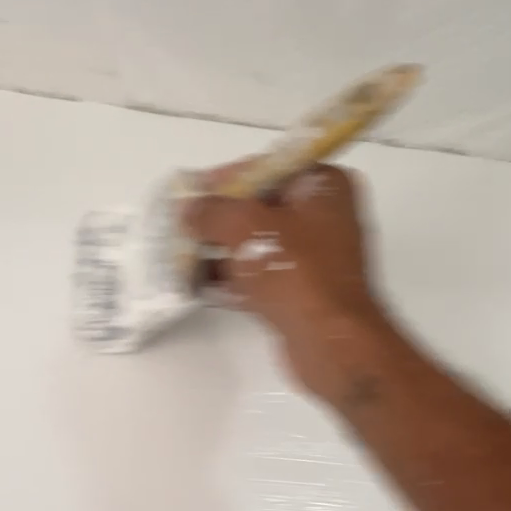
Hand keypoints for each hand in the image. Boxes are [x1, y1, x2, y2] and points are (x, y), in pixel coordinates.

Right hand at [181, 164, 393, 395]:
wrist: (330, 341)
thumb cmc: (295, 272)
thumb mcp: (245, 227)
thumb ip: (211, 212)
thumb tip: (188, 210)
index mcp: (324, 185)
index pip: (266, 169)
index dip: (225, 180)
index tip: (191, 194)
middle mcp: (325, 216)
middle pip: (259, 209)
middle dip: (218, 220)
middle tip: (181, 226)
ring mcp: (315, 258)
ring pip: (257, 245)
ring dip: (220, 251)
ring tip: (180, 255)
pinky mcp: (302, 293)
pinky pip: (260, 277)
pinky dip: (232, 279)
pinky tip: (197, 284)